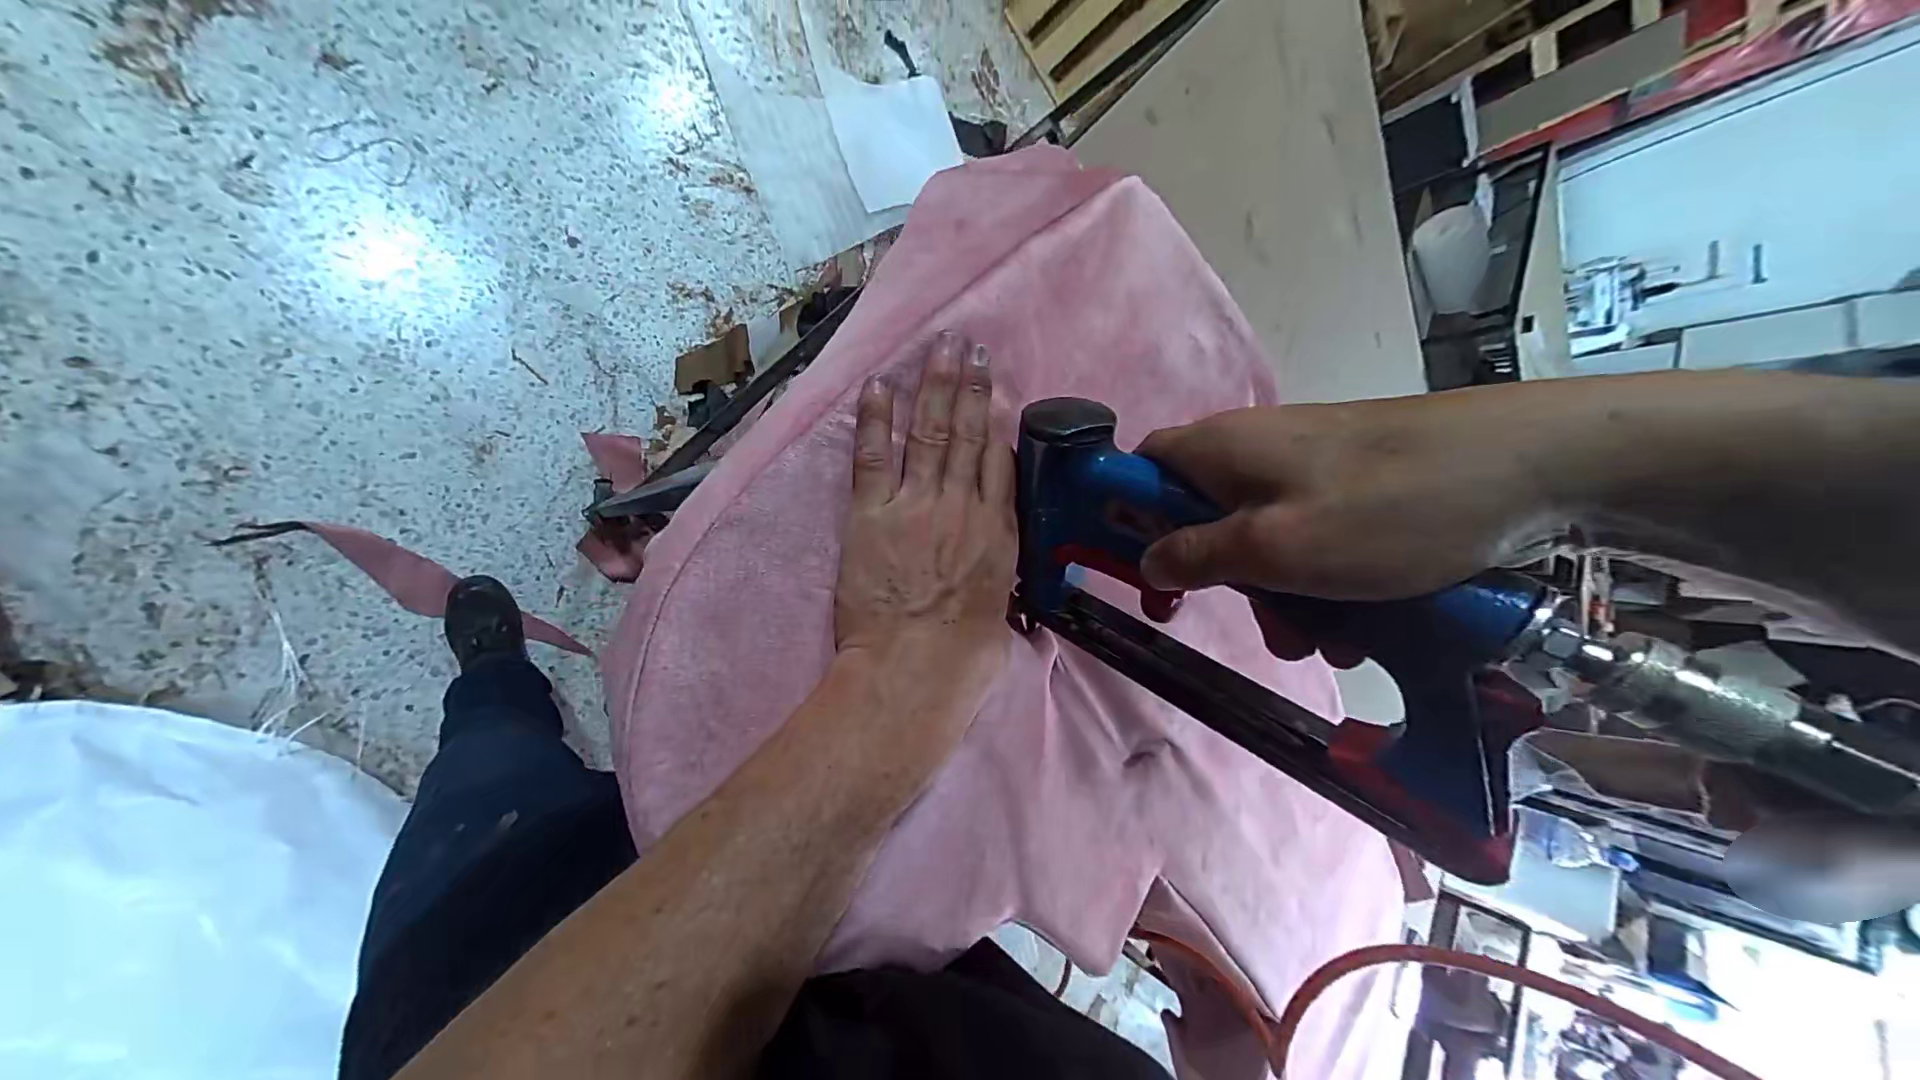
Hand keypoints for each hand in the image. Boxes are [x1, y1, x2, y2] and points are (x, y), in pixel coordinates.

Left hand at [834, 332, 1016, 687]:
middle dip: (968, 387)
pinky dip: (876, 420)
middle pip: (966, 434)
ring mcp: (916, 506)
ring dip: (933, 387)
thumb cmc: (964, 658)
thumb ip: (999, 585)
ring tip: (940, 348)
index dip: (996, 421)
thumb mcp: (1002, 618)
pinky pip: (874, 458)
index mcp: (997, 532)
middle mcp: (961, 507)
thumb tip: (997, 582)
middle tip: (969, 347)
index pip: (999, 463)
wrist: (913, 670)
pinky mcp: (871, 516)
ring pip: (928, 433)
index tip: (994, 391)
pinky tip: (881, 385)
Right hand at [1136, 393, 1569, 600]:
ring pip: (1256, 536)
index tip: (1137, 570)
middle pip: (1196, 514)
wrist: (1532, 465)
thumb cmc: (1384, 508)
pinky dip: (1316, 581)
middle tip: (1244, 620)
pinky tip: (1354, 623)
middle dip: (1216, 576)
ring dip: (1274, 593)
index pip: (1137, 470)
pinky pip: (1305, 538)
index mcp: (1216, 450)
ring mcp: (1303, 468)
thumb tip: (1147, 561)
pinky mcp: (1347, 485)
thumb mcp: (1273, 548)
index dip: (1122, 518)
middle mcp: (1250, 451)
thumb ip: (1196, 556)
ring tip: (1318, 640)